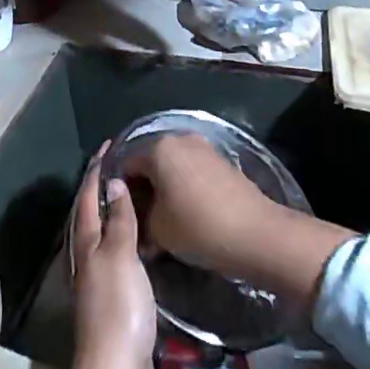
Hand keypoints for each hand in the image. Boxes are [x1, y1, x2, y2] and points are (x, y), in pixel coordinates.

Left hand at [72, 144, 155, 368]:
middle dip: (102, 183)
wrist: (117, 364)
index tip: (110, 143)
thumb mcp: (119, 255)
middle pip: (90, 210)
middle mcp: (87, 253)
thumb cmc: (117, 304)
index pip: (87, 195)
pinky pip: (116, 246)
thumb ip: (119, 219)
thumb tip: (114, 181)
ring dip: (114, 205)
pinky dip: (125, 228)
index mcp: (85, 241)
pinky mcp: (112, 289)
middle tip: (124, 160)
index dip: (96, 168)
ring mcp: (98, 273)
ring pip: (102, 228)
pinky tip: (141, 231)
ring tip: (135, 187)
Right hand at [121, 133, 283, 275]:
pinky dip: (181, 185)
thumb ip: (137, 216)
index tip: (117, 217)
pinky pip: (190, 168)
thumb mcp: (156, 229)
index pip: (125, 164)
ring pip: (171, 165)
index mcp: (159, 148)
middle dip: (142, 189)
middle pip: (150, 161)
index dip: (118, 191)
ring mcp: (203, 146)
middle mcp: (180, 138)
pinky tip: (182, 212)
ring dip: (162, 188)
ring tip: (160, 220)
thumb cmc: (196, 227)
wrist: (252, 230)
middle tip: (138, 220)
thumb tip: (134, 215)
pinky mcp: (219, 158)